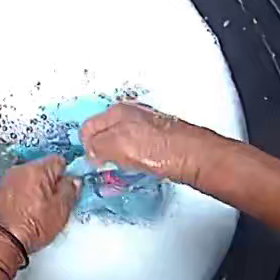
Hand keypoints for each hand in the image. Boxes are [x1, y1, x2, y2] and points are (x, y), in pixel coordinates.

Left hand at [0, 155, 78, 254]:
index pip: (59, 160)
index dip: (66, 174)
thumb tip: (73, 181)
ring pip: (27, 179)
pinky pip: (15, 188)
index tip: (68, 187)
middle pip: (42, 169)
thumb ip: (70, 190)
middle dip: (49, 183)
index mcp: (37, 169)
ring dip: (34, 189)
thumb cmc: (30, 227)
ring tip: (38, 210)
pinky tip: (24, 212)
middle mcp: (19, 170)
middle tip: (54, 203)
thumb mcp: (60, 210)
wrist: (0, 242)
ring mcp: (6, 180)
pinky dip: (20, 197)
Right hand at [80, 103, 221, 183]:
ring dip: (117, 156)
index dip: (86, 147)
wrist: (193, 157)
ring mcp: (145, 126)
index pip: (87, 128)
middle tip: (104, 166)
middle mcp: (131, 114)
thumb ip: (96, 147)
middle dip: (100, 150)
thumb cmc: (162, 148)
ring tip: (123, 167)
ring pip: (119, 142)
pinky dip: (132, 159)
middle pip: (102, 133)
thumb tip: (89, 153)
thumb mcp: (118, 145)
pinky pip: (135, 149)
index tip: (91, 162)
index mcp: (117, 111)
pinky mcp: (157, 140)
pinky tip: (138, 166)